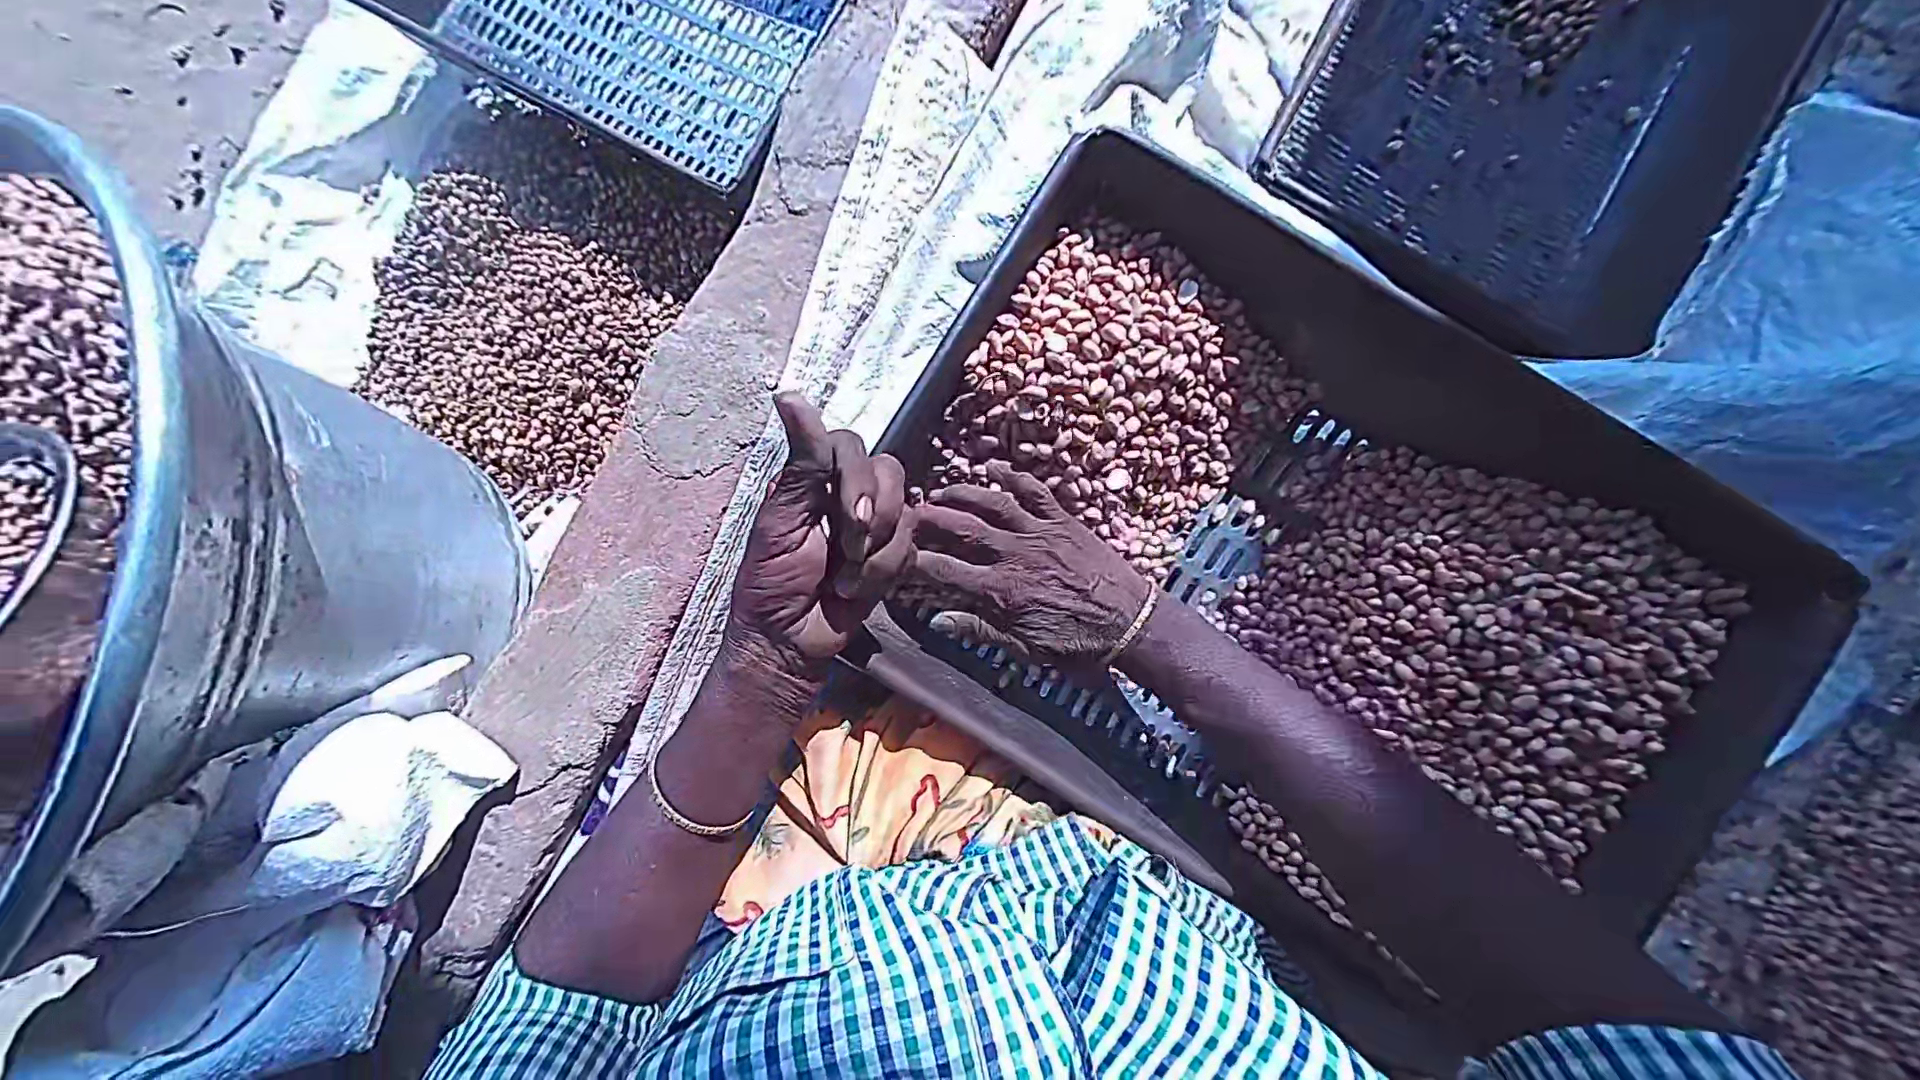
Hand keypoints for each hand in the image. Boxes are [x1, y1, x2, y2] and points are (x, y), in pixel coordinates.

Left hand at [727, 393, 913, 684]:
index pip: (853, 447)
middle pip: (890, 472)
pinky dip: (885, 573)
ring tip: (843, 580)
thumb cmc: (772, 582)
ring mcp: (874, 524)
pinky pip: (910, 547)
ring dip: (876, 556)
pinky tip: (857, 589)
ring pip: (907, 513)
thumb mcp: (780, 520)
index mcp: (814, 478)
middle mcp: (847, 492)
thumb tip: (788, 393)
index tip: (849, 518)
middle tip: (845, 554)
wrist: (790, 643)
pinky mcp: (892, 554)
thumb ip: (800, 463)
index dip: (858, 479)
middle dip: (874, 519)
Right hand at [912, 460, 1153, 666]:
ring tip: (942, 491)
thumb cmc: (1078, 644)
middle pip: (963, 529)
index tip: (898, 553)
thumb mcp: (1025, 649)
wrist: (1131, 624)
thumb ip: (980, 630)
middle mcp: (1015, 555)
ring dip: (963, 494)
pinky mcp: (1064, 522)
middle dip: (931, 518)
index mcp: (1001, 590)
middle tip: (909, 510)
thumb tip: (938, 620)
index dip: (916, 560)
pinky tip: (996, 470)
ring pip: (993, 505)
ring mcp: (1040, 533)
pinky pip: (1036, 492)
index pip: (946, 570)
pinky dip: (1015, 478)